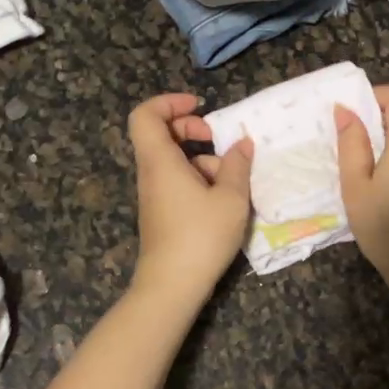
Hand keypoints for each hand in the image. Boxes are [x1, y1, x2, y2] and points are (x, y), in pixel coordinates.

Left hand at [126, 93, 253, 306]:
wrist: (172, 285)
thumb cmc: (201, 236)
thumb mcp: (232, 198)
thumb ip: (238, 166)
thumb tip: (242, 144)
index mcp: (160, 161)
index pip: (146, 115)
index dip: (170, 102)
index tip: (200, 108)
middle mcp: (152, 173)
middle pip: (160, 134)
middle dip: (191, 129)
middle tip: (216, 138)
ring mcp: (155, 194)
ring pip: (174, 161)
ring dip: (203, 160)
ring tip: (232, 179)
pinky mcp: (163, 213)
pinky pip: (178, 182)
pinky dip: (200, 180)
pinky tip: (226, 200)